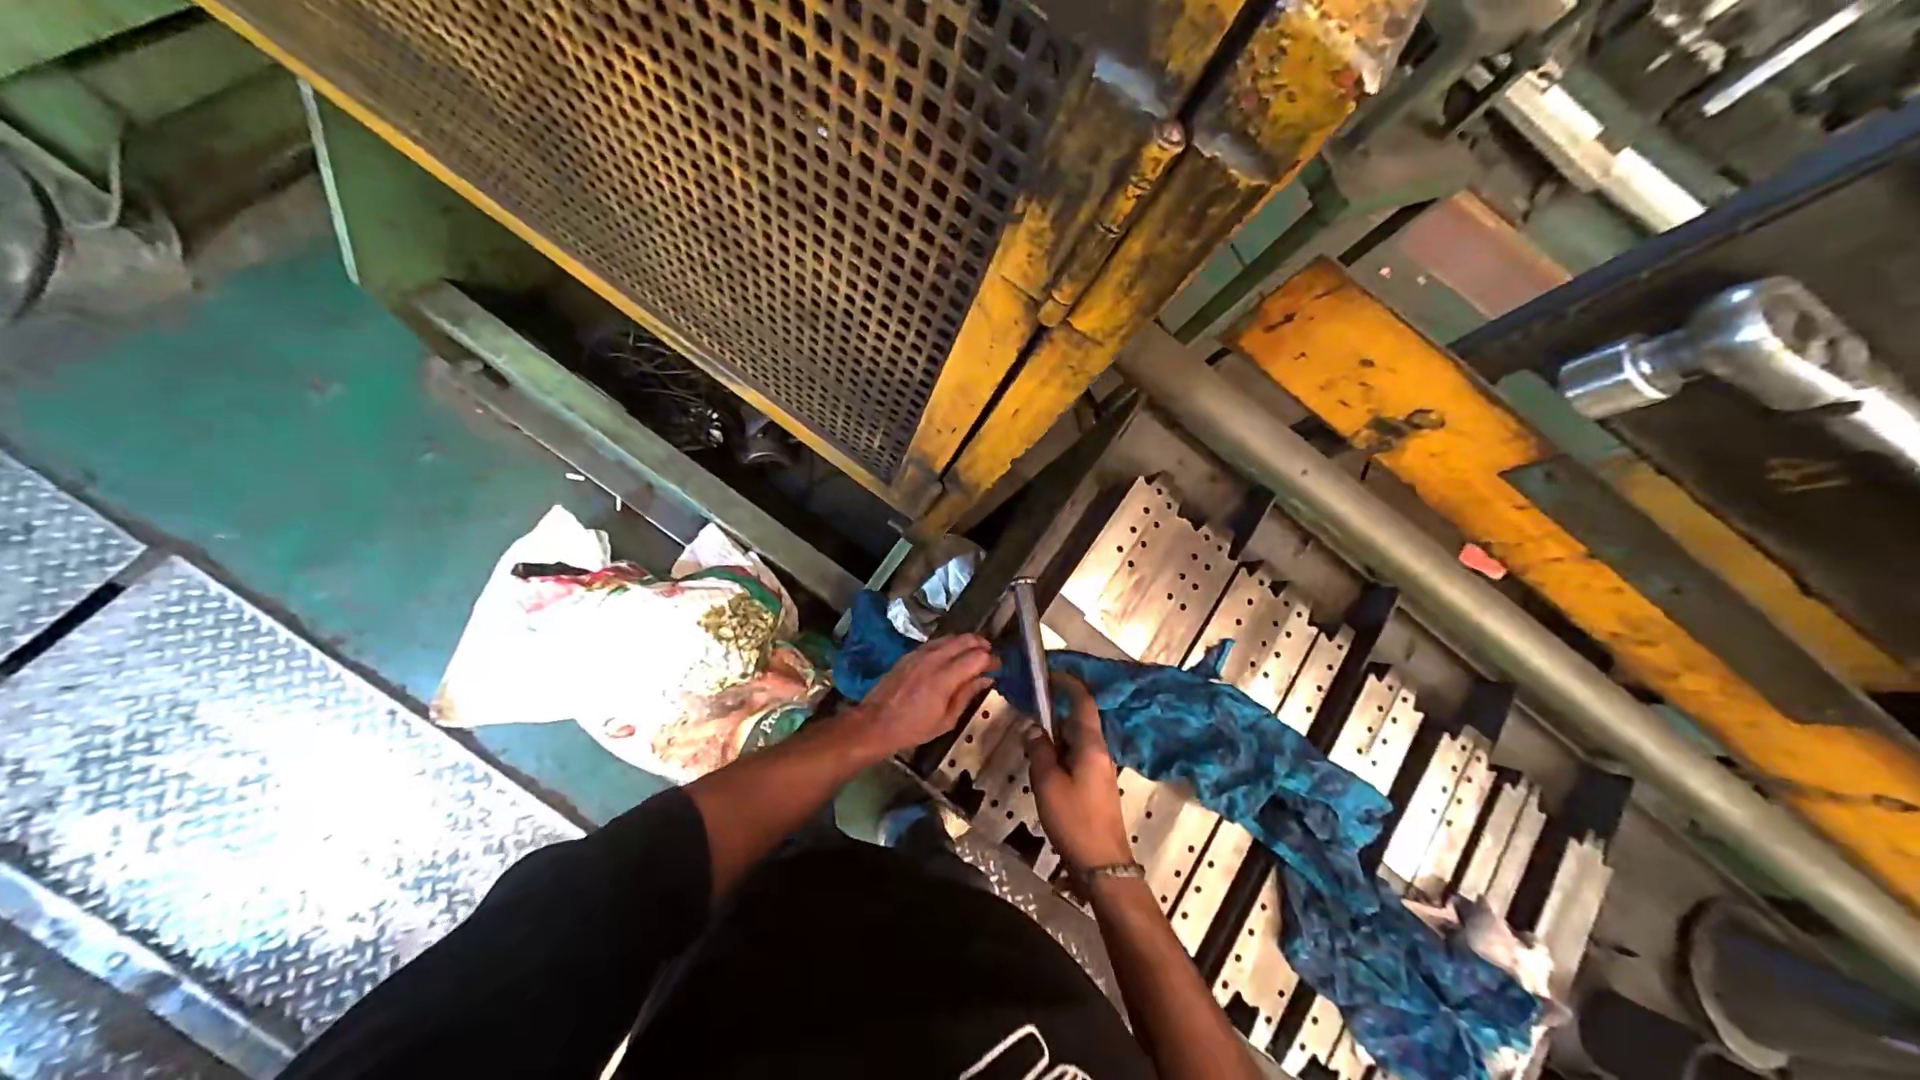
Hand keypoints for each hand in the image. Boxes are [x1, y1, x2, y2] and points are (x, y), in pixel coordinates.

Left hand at [849, 634, 996, 758]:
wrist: (875, 722)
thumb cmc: (913, 728)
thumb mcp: (947, 720)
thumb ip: (967, 694)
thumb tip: (986, 678)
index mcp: (945, 678)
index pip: (978, 656)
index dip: (992, 660)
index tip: (998, 668)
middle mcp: (934, 659)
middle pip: (966, 639)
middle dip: (982, 645)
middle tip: (989, 658)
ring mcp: (920, 653)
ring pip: (951, 637)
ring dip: (966, 643)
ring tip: (974, 656)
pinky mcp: (911, 653)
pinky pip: (936, 642)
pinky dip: (950, 645)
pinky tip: (953, 657)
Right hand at [1024, 676, 1132, 873]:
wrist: (1102, 863)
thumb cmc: (1074, 819)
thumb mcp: (1047, 782)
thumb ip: (1039, 750)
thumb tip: (1033, 727)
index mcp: (1091, 745)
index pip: (1083, 702)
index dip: (1068, 684)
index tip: (1048, 674)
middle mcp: (1100, 751)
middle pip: (1078, 720)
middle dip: (1055, 711)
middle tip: (1028, 709)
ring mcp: (1100, 768)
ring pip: (1076, 740)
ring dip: (1055, 735)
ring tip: (1030, 739)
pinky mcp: (1096, 785)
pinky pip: (1077, 756)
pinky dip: (1060, 752)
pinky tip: (1043, 765)